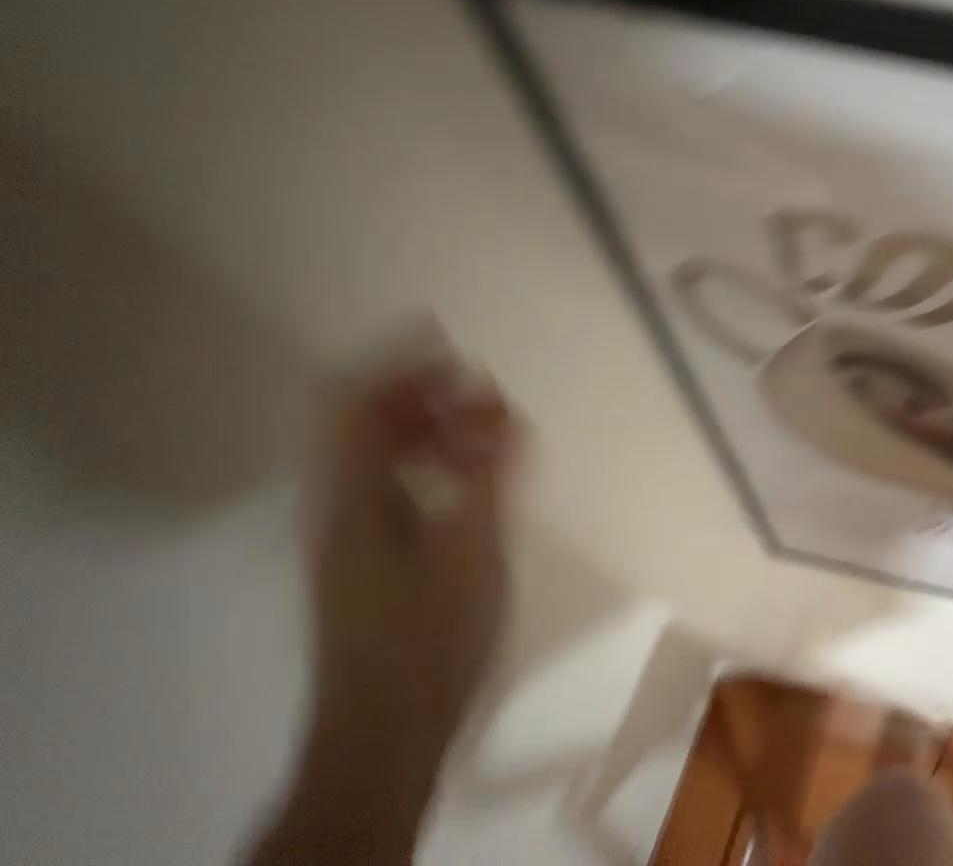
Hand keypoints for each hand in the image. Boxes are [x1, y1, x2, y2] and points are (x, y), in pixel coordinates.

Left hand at [307, 332, 518, 752]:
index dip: (398, 359)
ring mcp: (350, 536)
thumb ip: (490, 474)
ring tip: (487, 423)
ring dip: (429, 429)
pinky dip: (431, 465)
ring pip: (379, 458)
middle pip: (365, 425)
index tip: (447, 332)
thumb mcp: (472, 547)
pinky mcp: (368, 561)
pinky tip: (473, 477)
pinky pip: (393, 487)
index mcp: (355, 494)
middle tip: (481, 382)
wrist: (386, 729)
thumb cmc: (430, 634)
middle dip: (421, 392)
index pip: (358, 402)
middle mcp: (340, 505)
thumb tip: (503, 409)